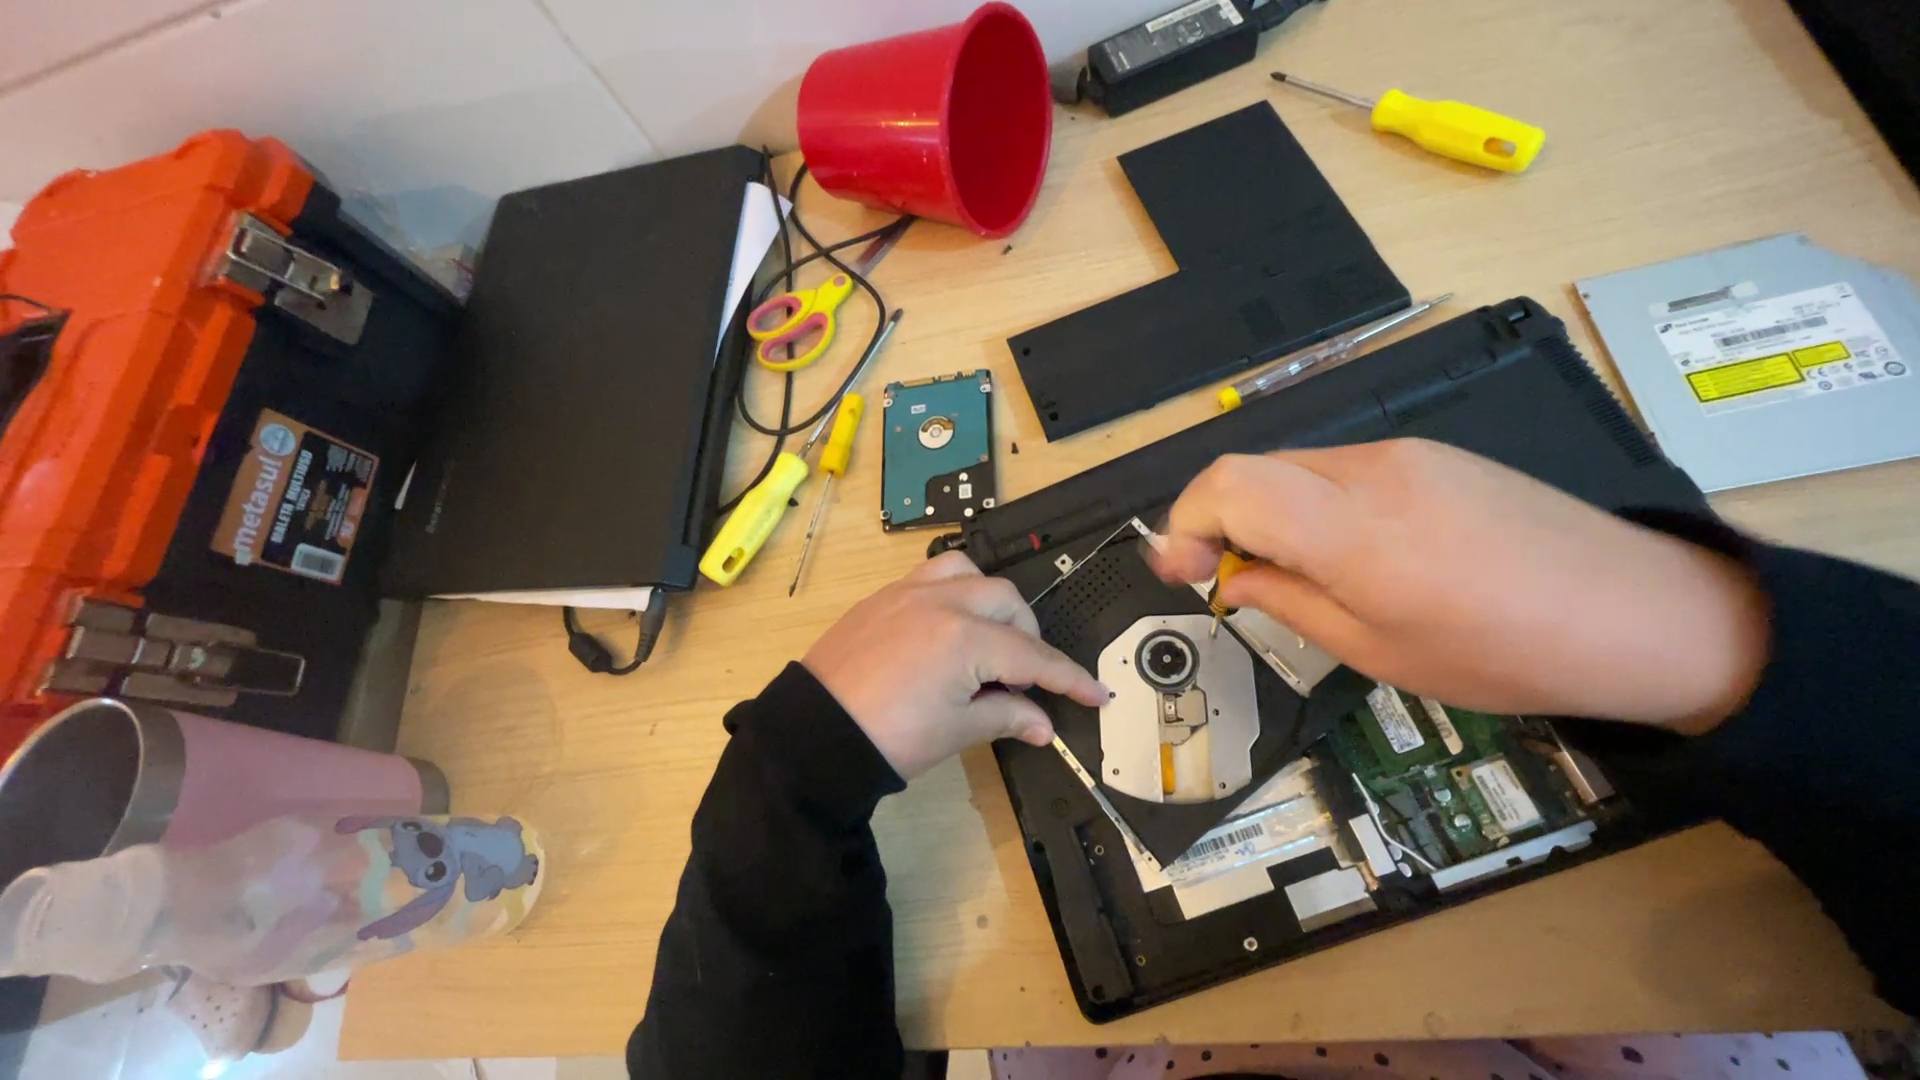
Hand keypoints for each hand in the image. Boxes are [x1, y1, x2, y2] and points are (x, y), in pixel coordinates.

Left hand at [803, 552, 1109, 778]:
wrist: (813, 735)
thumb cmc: (887, 738)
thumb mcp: (955, 731)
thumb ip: (1006, 718)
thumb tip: (1043, 724)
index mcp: (965, 638)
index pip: (1033, 655)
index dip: (1069, 678)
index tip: (1096, 693)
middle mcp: (941, 602)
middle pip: (1008, 603)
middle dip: (1028, 637)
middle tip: (1028, 677)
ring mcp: (908, 592)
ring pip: (969, 572)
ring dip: (991, 601)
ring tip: (989, 637)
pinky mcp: (883, 596)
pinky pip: (931, 575)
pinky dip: (953, 592)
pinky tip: (948, 626)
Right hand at [1150, 440, 1768, 733]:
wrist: (1645, 613)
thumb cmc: (1503, 654)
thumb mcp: (1376, 649)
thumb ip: (1286, 601)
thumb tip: (1229, 579)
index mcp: (1352, 529)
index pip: (1227, 485)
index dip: (1185, 523)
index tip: (1181, 572)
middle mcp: (1369, 470)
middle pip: (1249, 470)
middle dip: (1215, 520)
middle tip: (1222, 577)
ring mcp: (1403, 453)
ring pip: (1291, 467)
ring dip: (1262, 513)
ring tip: (1283, 570)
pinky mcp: (1430, 454)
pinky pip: (1338, 470)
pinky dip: (1307, 504)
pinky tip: (1339, 549)